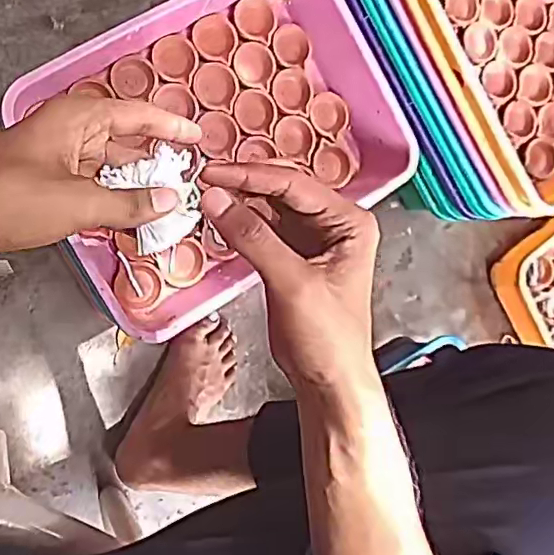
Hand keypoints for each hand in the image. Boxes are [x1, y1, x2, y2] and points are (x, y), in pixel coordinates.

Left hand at [0, 96, 201, 271]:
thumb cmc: (2, 200)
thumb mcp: (74, 202)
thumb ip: (127, 204)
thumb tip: (169, 200)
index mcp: (75, 118)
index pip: (137, 113)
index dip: (171, 126)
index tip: (200, 139)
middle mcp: (66, 134)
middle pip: (123, 143)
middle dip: (155, 163)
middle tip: (190, 184)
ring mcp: (52, 162)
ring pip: (106, 171)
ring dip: (133, 190)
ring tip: (168, 208)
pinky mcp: (40, 189)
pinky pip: (87, 192)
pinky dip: (108, 206)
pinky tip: (129, 224)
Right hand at [198, 163, 377, 390]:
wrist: (329, 381)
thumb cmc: (328, 338)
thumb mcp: (291, 282)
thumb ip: (253, 237)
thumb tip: (215, 199)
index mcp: (349, 222)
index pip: (294, 184)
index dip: (250, 175)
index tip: (213, 173)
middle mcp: (332, 224)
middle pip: (281, 189)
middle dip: (242, 184)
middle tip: (204, 179)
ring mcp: (310, 238)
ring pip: (268, 206)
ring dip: (237, 200)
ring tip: (205, 195)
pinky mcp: (290, 254)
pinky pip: (260, 227)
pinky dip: (238, 221)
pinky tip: (218, 217)